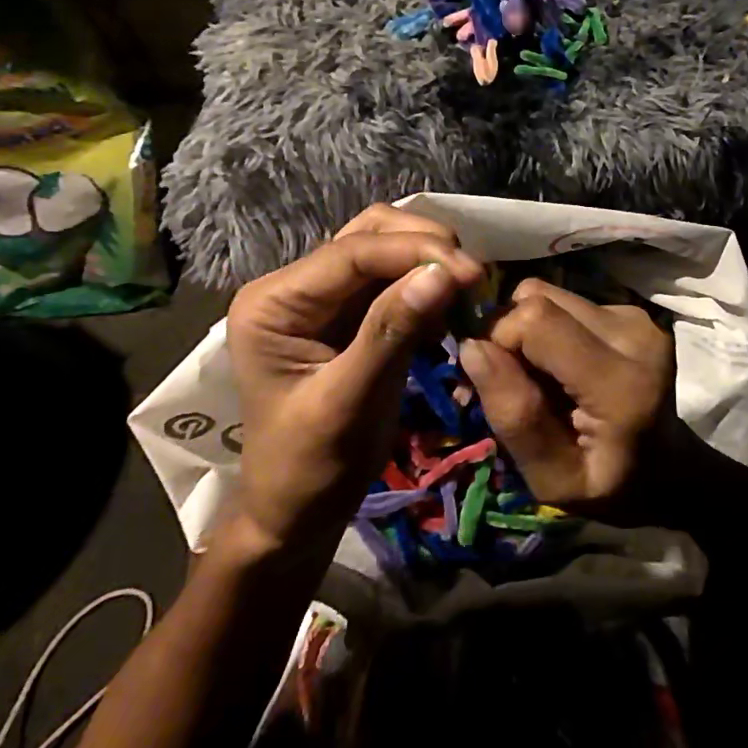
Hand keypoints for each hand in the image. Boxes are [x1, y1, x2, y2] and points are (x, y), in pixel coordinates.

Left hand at [223, 205, 483, 549]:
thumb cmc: (310, 468)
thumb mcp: (349, 403)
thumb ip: (392, 333)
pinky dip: (426, 285)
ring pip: (385, 248)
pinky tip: (447, 310)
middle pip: (369, 235)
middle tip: (473, 282)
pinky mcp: (349, 314)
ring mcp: (322, 298)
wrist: (296, 513)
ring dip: (428, 261)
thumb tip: (443, 274)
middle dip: (425, 249)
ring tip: (464, 293)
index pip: (352, 252)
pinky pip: (394, 278)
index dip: (416, 253)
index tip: (473, 273)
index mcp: (274, 302)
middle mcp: (294, 286)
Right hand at [458, 278, 687, 523]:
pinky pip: (566, 301)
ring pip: (549, 294)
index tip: (497, 384)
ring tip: (542, 375)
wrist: (671, 472)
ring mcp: (636, 318)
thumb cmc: (611, 488)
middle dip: (509, 334)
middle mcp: (633, 335)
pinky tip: (563, 365)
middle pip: (538, 298)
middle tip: (515, 381)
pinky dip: (551, 329)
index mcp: (619, 383)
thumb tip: (471, 348)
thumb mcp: (551, 480)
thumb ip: (514, 416)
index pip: (535, 319)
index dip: (500, 342)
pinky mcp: (631, 311)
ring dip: (529, 330)